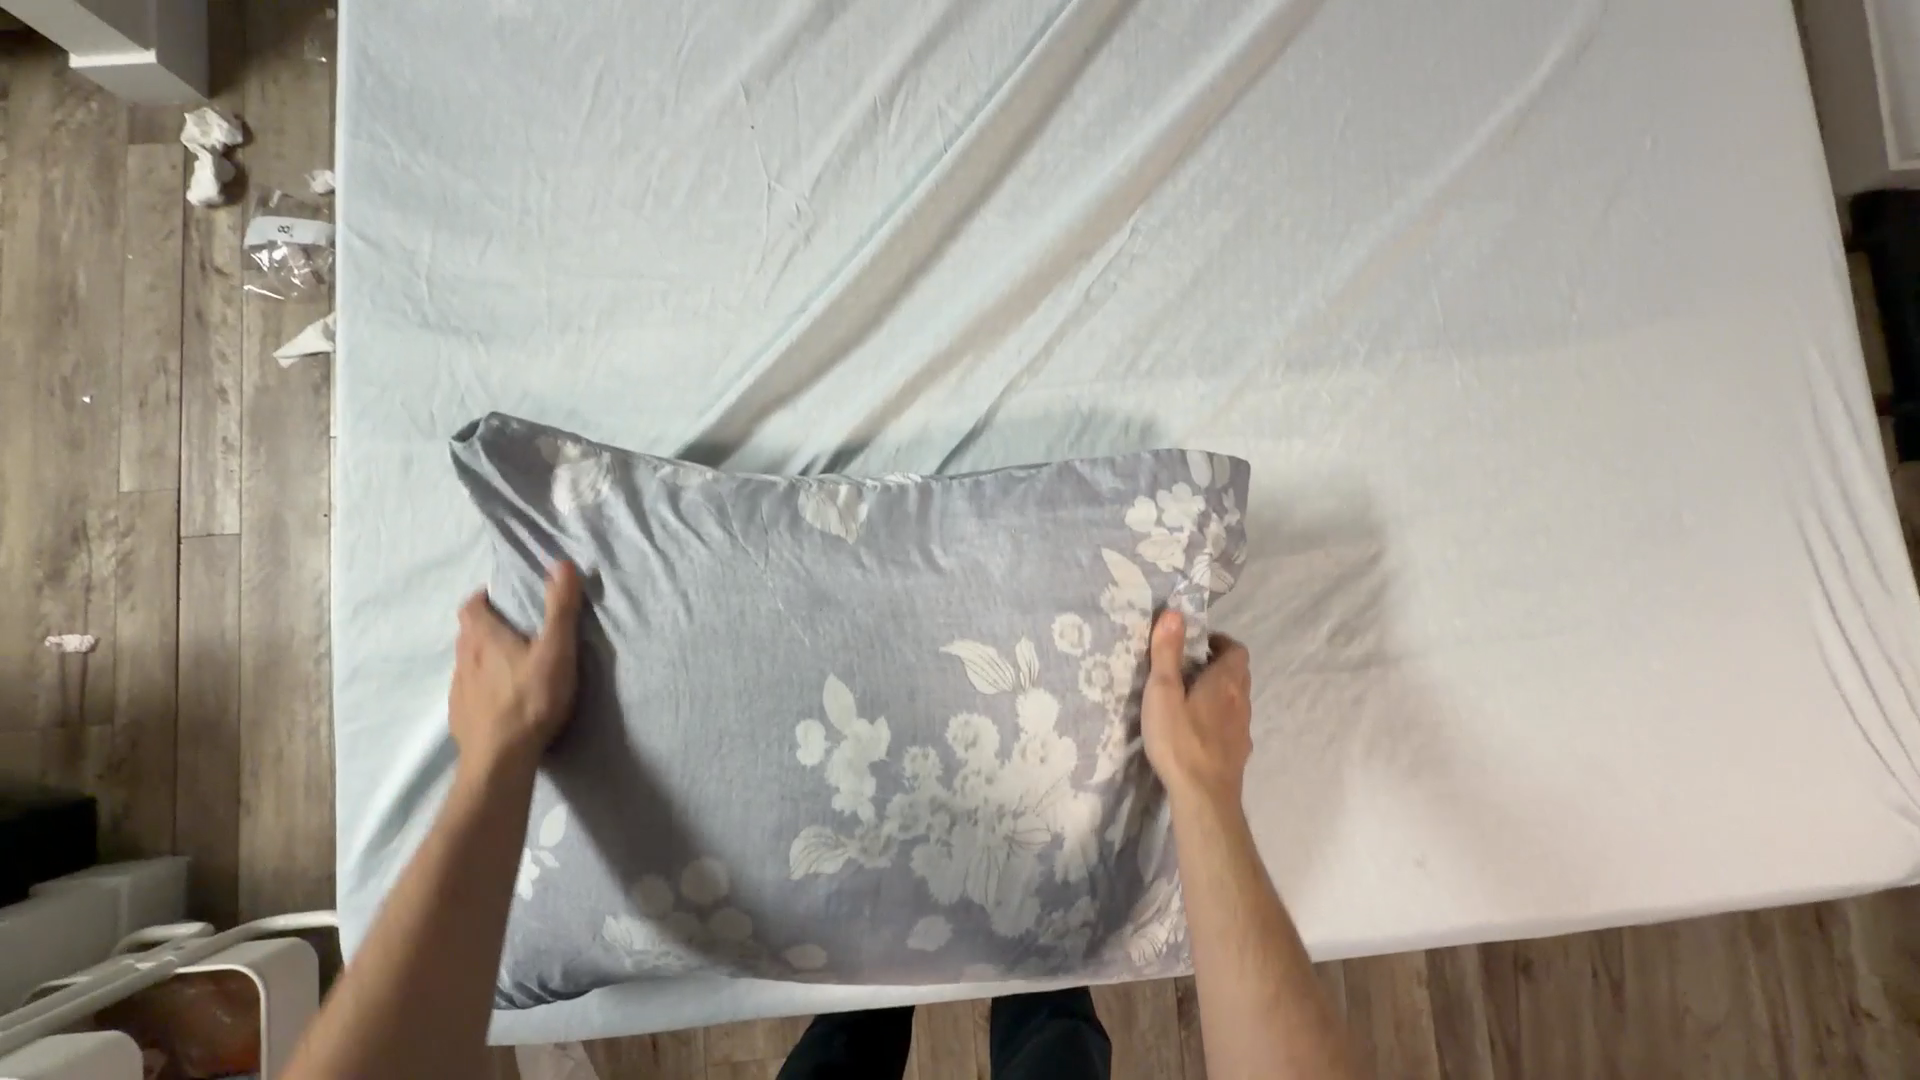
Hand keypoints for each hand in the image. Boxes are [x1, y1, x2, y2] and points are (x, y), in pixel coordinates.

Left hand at [448, 562, 583, 772]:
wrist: (500, 759)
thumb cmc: (531, 698)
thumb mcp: (556, 649)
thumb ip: (560, 608)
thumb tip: (561, 563)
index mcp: (484, 638)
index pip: (471, 606)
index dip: (484, 597)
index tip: (503, 596)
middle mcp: (464, 659)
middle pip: (469, 633)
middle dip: (488, 626)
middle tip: (516, 628)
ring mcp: (459, 690)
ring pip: (468, 662)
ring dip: (485, 657)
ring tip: (513, 663)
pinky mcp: (461, 716)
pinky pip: (470, 691)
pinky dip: (484, 686)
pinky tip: (504, 699)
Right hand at [1142, 609, 1252, 808]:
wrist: (1204, 797)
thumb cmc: (1180, 740)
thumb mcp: (1163, 691)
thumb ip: (1167, 652)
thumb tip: (1174, 612)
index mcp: (1226, 682)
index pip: (1236, 649)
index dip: (1218, 642)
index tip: (1194, 644)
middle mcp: (1241, 701)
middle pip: (1237, 673)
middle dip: (1216, 665)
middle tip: (1186, 667)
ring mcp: (1242, 729)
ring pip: (1235, 700)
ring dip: (1217, 692)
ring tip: (1187, 698)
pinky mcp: (1238, 753)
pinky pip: (1231, 724)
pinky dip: (1217, 718)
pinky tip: (1196, 731)